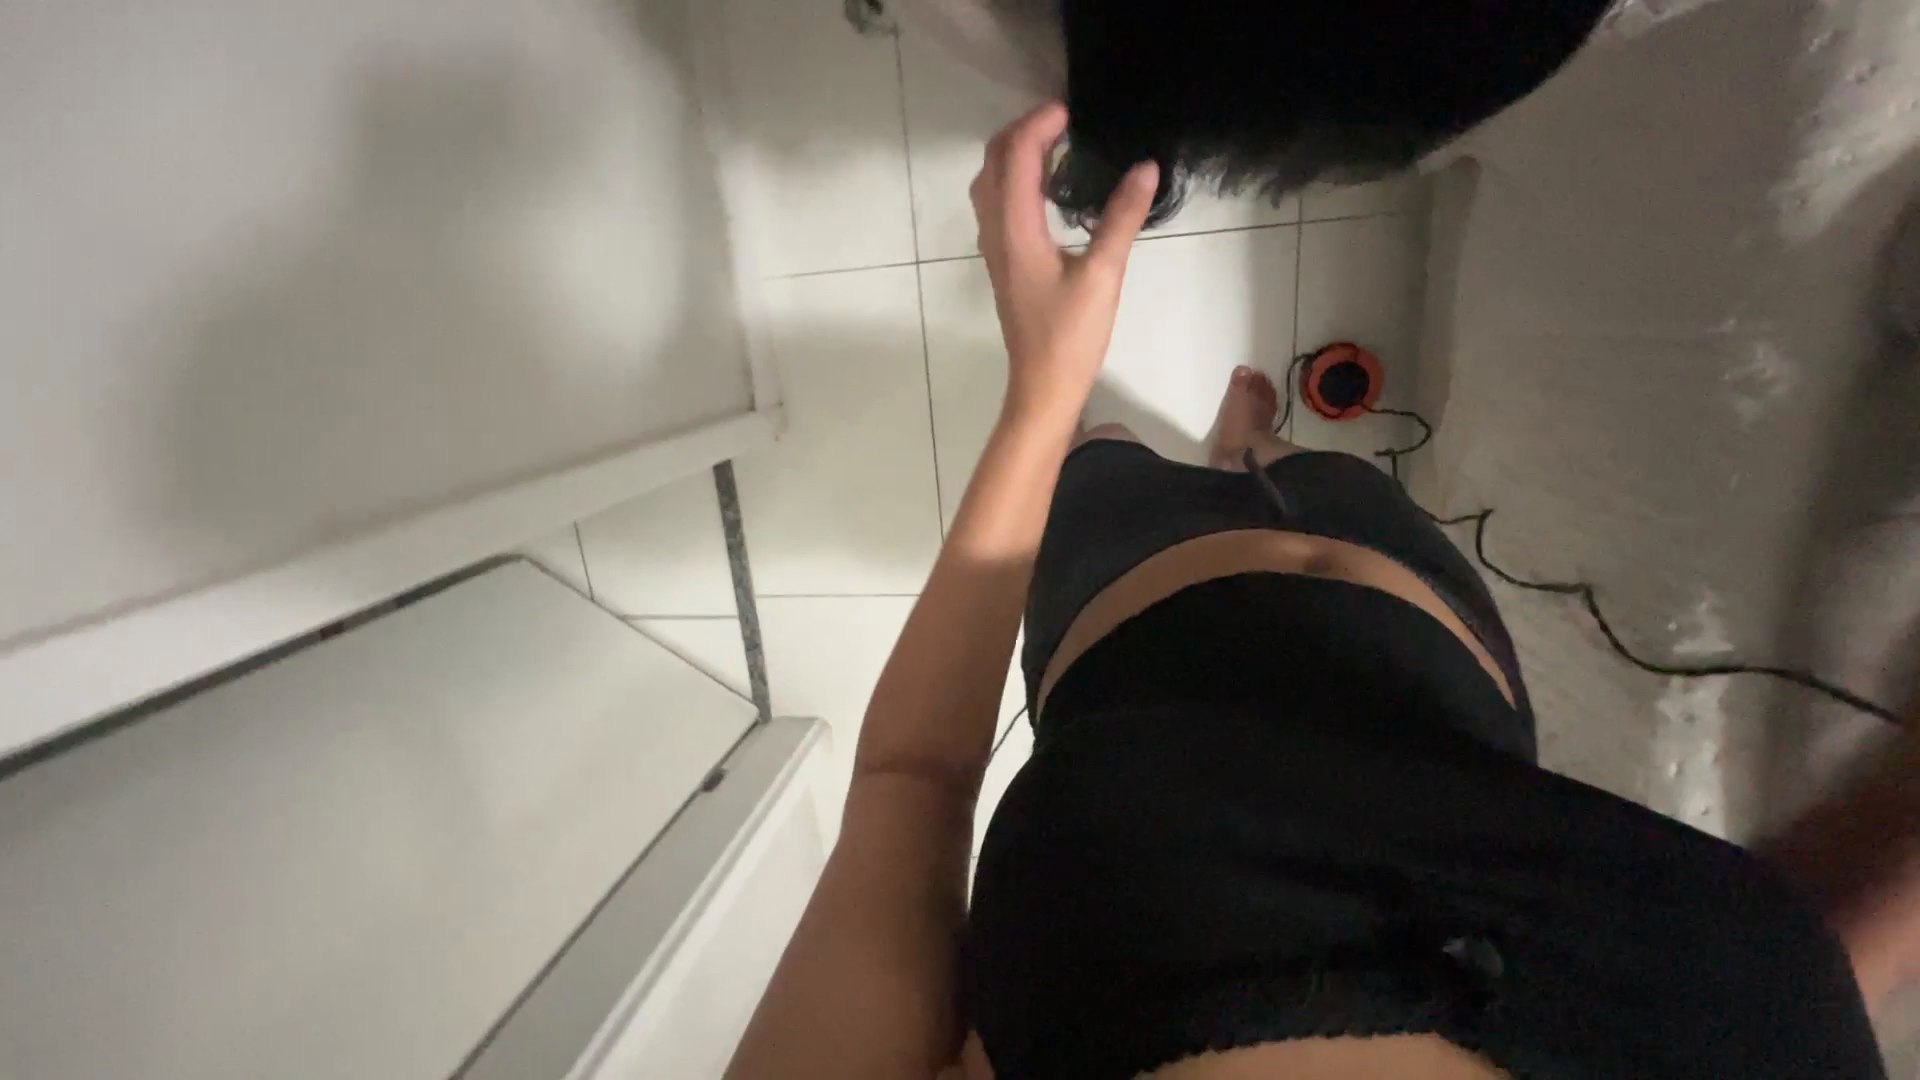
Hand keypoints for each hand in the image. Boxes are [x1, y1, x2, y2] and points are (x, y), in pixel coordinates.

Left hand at [970, 102, 1158, 423]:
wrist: (1042, 387)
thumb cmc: (1071, 337)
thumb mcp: (1103, 275)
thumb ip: (1121, 218)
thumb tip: (1145, 168)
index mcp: (1016, 230)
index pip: (1017, 154)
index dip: (1041, 123)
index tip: (1073, 111)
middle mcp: (996, 234)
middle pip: (993, 162)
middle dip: (1022, 132)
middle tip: (1064, 123)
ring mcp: (995, 251)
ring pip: (990, 186)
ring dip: (1015, 158)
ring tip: (1057, 149)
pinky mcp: (1003, 266)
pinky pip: (998, 209)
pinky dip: (1016, 185)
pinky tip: (1049, 194)